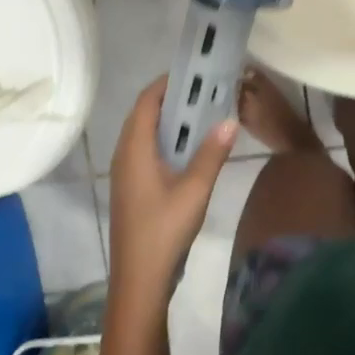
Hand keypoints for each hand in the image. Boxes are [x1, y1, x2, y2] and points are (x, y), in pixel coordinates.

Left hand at [106, 76, 237, 292]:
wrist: (139, 280)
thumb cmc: (164, 231)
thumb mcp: (194, 190)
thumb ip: (212, 154)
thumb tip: (229, 120)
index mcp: (134, 149)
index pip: (146, 101)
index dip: (167, 83)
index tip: (195, 74)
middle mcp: (124, 155)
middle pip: (144, 115)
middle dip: (171, 100)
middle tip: (205, 92)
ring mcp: (125, 174)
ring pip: (144, 135)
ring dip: (169, 122)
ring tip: (202, 115)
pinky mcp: (131, 189)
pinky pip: (146, 152)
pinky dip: (166, 142)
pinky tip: (190, 151)